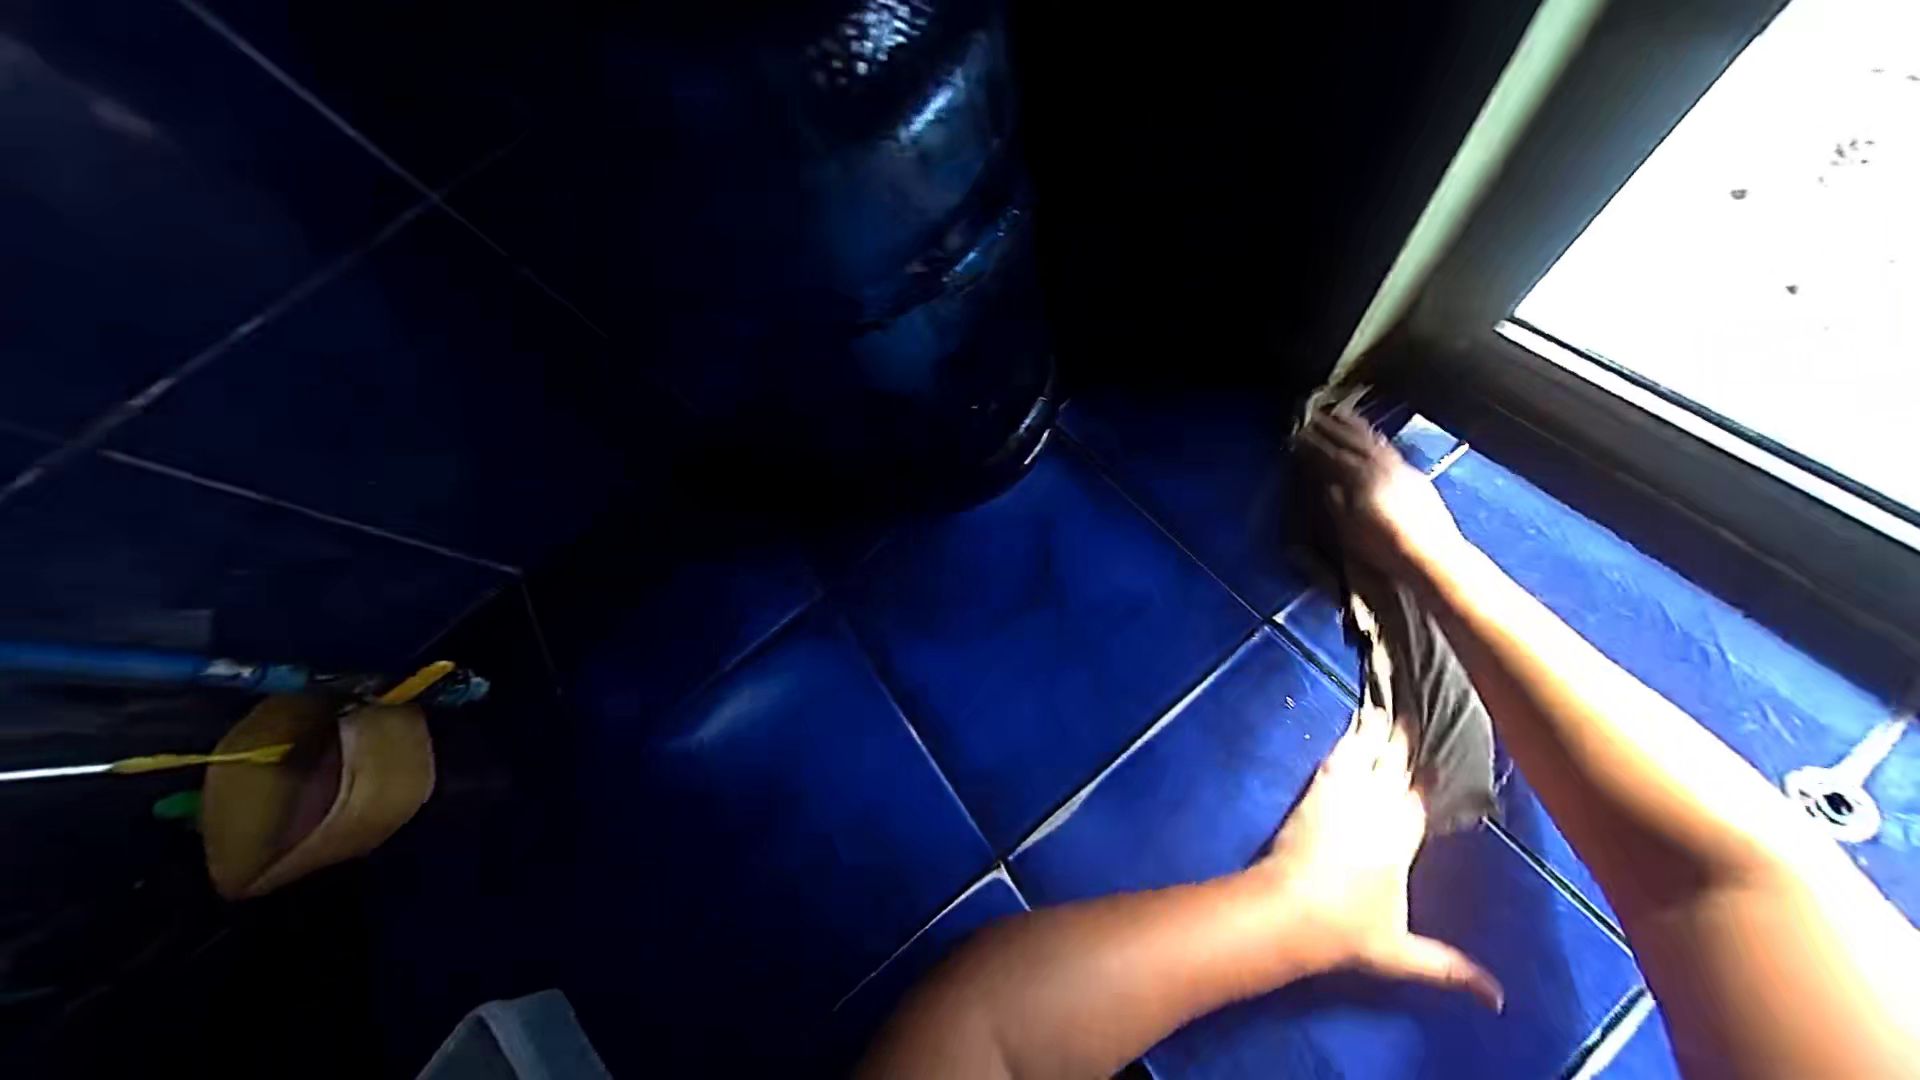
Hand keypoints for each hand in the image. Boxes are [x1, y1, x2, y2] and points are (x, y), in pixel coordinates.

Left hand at [1245, 719, 1503, 1009]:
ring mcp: (1342, 797)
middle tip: (1422, 708)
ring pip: (1367, 755)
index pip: (1425, 796)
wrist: (1291, 909)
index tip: (1448, 746)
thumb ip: (1448, 967)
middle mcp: (1376, 809)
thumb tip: (1497, 999)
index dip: (1435, 772)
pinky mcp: (1314, 792)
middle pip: (1398, 766)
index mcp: (1402, 839)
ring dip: (1379, 731)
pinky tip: (1353, 725)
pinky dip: (1347, 741)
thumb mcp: (1401, 952)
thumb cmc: (1347, 928)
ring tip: (1389, 705)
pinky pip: (1336, 759)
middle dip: (1410, 739)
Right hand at [1295, 404, 1465, 579]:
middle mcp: (1383, 466)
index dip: (1313, 443)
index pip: (1331, 453)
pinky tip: (1373, 441)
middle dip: (1333, 426)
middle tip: (1317, 413)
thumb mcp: (1347, 524)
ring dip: (1356, 427)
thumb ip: (1335, 498)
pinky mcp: (1416, 479)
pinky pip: (1389, 450)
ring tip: (1343, 416)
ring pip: (1374, 441)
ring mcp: (1402, 470)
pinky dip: (1375, 440)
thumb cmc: (1383, 545)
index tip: (1298, 433)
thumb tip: (1326, 481)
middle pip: (1354, 440)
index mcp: (1361, 476)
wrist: (1431, 557)